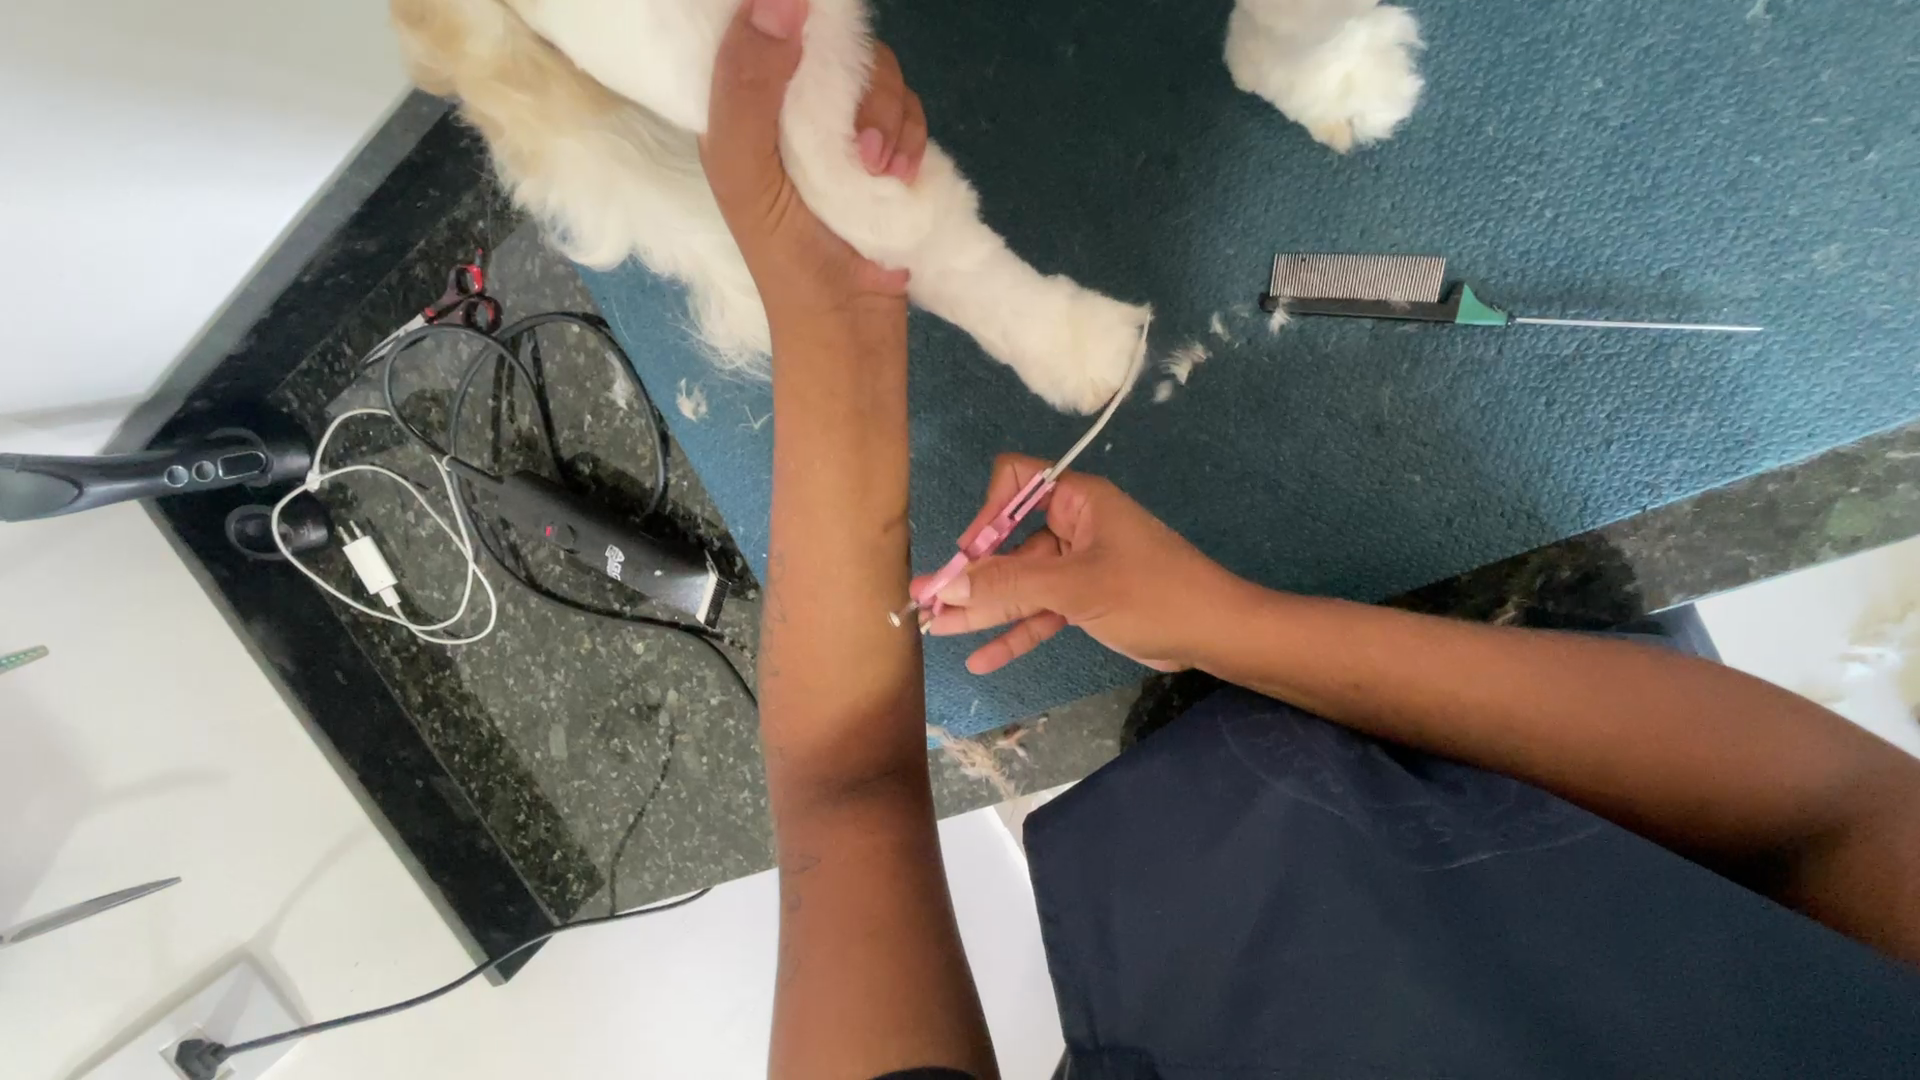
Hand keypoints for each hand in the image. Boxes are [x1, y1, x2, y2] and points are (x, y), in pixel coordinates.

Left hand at [700, 0, 925, 325]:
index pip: (758, 27)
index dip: (785, 18)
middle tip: (860, 147)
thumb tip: (782, 0)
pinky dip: (912, 141)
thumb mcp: (746, 173)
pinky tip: (901, 180)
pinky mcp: (885, 160)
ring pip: (881, 79)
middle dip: (861, 90)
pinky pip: (909, 116)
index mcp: (743, 109)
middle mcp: (793, 114)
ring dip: (892, 121)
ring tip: (883, 175)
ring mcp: (843, 137)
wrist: (848, 326)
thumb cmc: (787, 259)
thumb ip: (748, 86)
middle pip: (835, 48)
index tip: (811, 27)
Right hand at [923, 455, 1240, 674]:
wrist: (1215, 635)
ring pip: (1019, 585)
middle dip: (971, 576)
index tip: (970, 554)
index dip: (986, 513)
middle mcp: (1072, 526)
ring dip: (984, 610)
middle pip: (1008, 544)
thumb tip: (945, 589)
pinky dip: (1014, 633)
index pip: (1014, 482)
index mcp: (1076, 500)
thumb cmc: (1153, 593)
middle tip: (926, 603)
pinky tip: (982, 659)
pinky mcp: (1082, 600)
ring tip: (939, 632)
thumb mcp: (1077, 587)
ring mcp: (1075, 567)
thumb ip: (1009, 587)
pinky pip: (1038, 612)